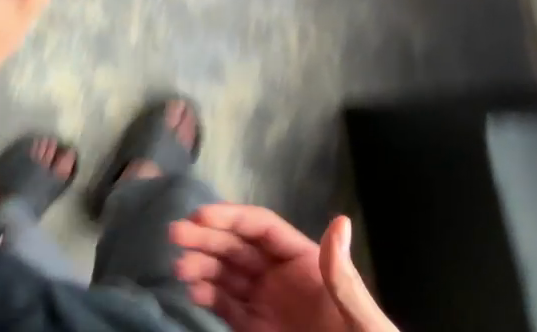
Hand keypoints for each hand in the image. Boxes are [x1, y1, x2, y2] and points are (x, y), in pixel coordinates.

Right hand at [173, 207, 396, 331]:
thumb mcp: (363, 319)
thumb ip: (343, 277)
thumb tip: (340, 221)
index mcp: (304, 262)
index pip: (260, 228)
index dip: (230, 218)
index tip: (200, 215)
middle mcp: (280, 277)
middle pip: (236, 247)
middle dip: (205, 238)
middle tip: (174, 234)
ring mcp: (266, 305)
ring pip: (225, 274)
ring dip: (200, 266)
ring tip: (179, 269)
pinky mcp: (255, 330)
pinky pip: (226, 307)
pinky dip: (207, 297)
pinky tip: (193, 293)